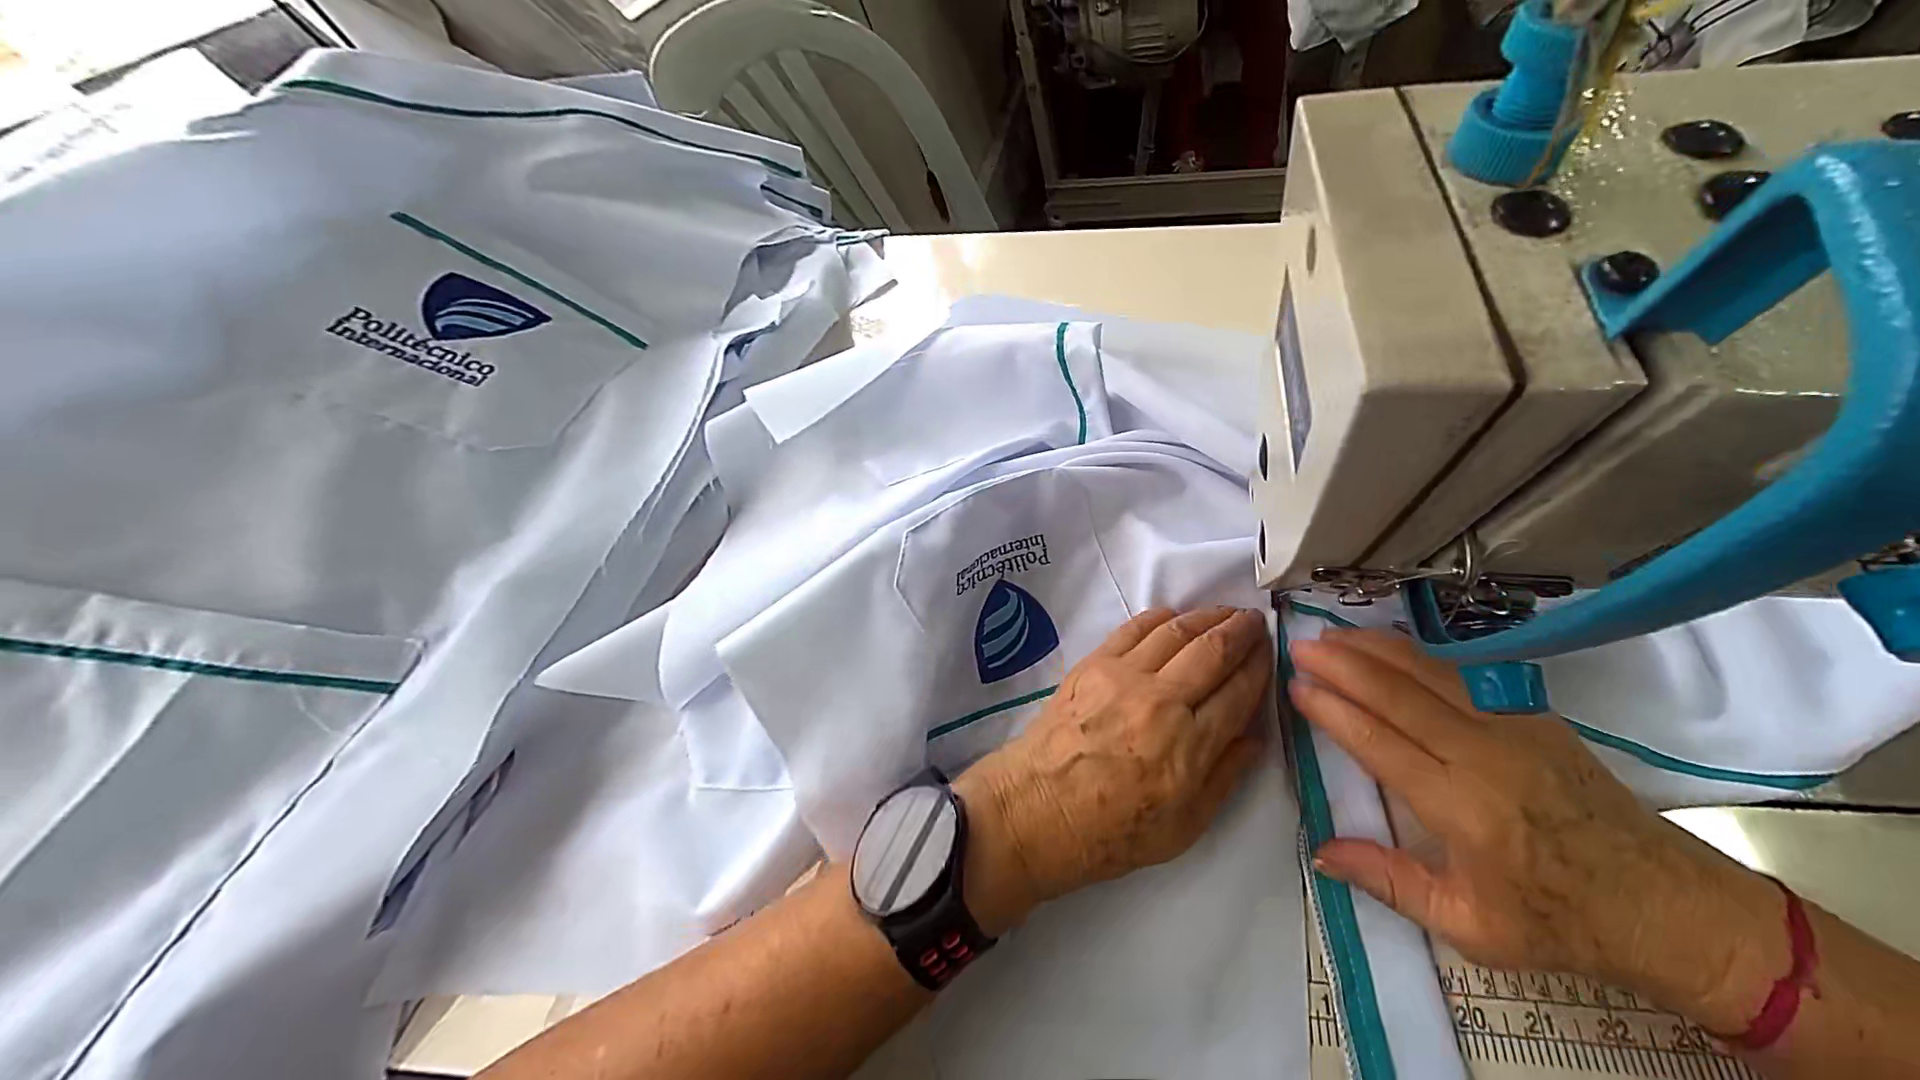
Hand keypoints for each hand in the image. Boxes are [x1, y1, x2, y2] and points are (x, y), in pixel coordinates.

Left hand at [954, 607, 1271, 934]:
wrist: (1037, 810)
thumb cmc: (1112, 832)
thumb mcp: (1185, 826)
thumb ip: (1226, 776)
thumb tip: (1256, 735)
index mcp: (1190, 744)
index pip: (1239, 692)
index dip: (1259, 668)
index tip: (1270, 654)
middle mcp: (1161, 700)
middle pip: (1212, 650)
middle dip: (1241, 631)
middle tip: (1254, 622)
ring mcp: (1123, 677)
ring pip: (1175, 632)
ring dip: (1206, 617)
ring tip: (1223, 613)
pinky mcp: (1091, 665)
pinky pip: (1133, 629)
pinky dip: (1159, 617)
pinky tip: (1174, 616)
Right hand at [1288, 628, 1787, 1031]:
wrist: (1672, 908)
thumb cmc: (1561, 922)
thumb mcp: (1469, 927)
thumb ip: (1388, 881)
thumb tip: (1320, 853)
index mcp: (1462, 809)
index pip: (1379, 743)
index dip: (1333, 711)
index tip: (1296, 687)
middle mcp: (1485, 758)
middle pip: (1399, 696)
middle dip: (1343, 666)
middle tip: (1300, 646)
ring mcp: (1515, 730)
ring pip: (1430, 675)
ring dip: (1375, 650)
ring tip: (1333, 635)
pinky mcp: (1535, 719)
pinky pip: (1463, 675)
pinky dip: (1417, 654)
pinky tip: (1390, 645)